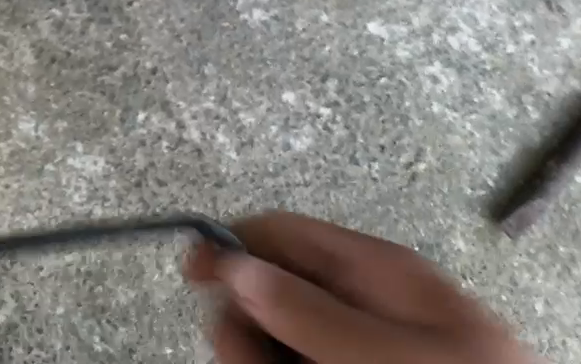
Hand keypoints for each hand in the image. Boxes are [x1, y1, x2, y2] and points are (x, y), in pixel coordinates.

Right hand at [184, 212, 535, 362]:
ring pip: (282, 321)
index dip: (227, 244)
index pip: (278, 229)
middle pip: (273, 280)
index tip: (192, 276)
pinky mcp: (368, 359)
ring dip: (256, 342)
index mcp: (378, 268)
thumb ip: (309, 309)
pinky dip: (279, 357)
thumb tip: (233, 264)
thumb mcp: (388, 353)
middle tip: (233, 353)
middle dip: (242, 312)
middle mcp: (367, 295)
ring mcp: (370, 335)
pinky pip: (304, 351)